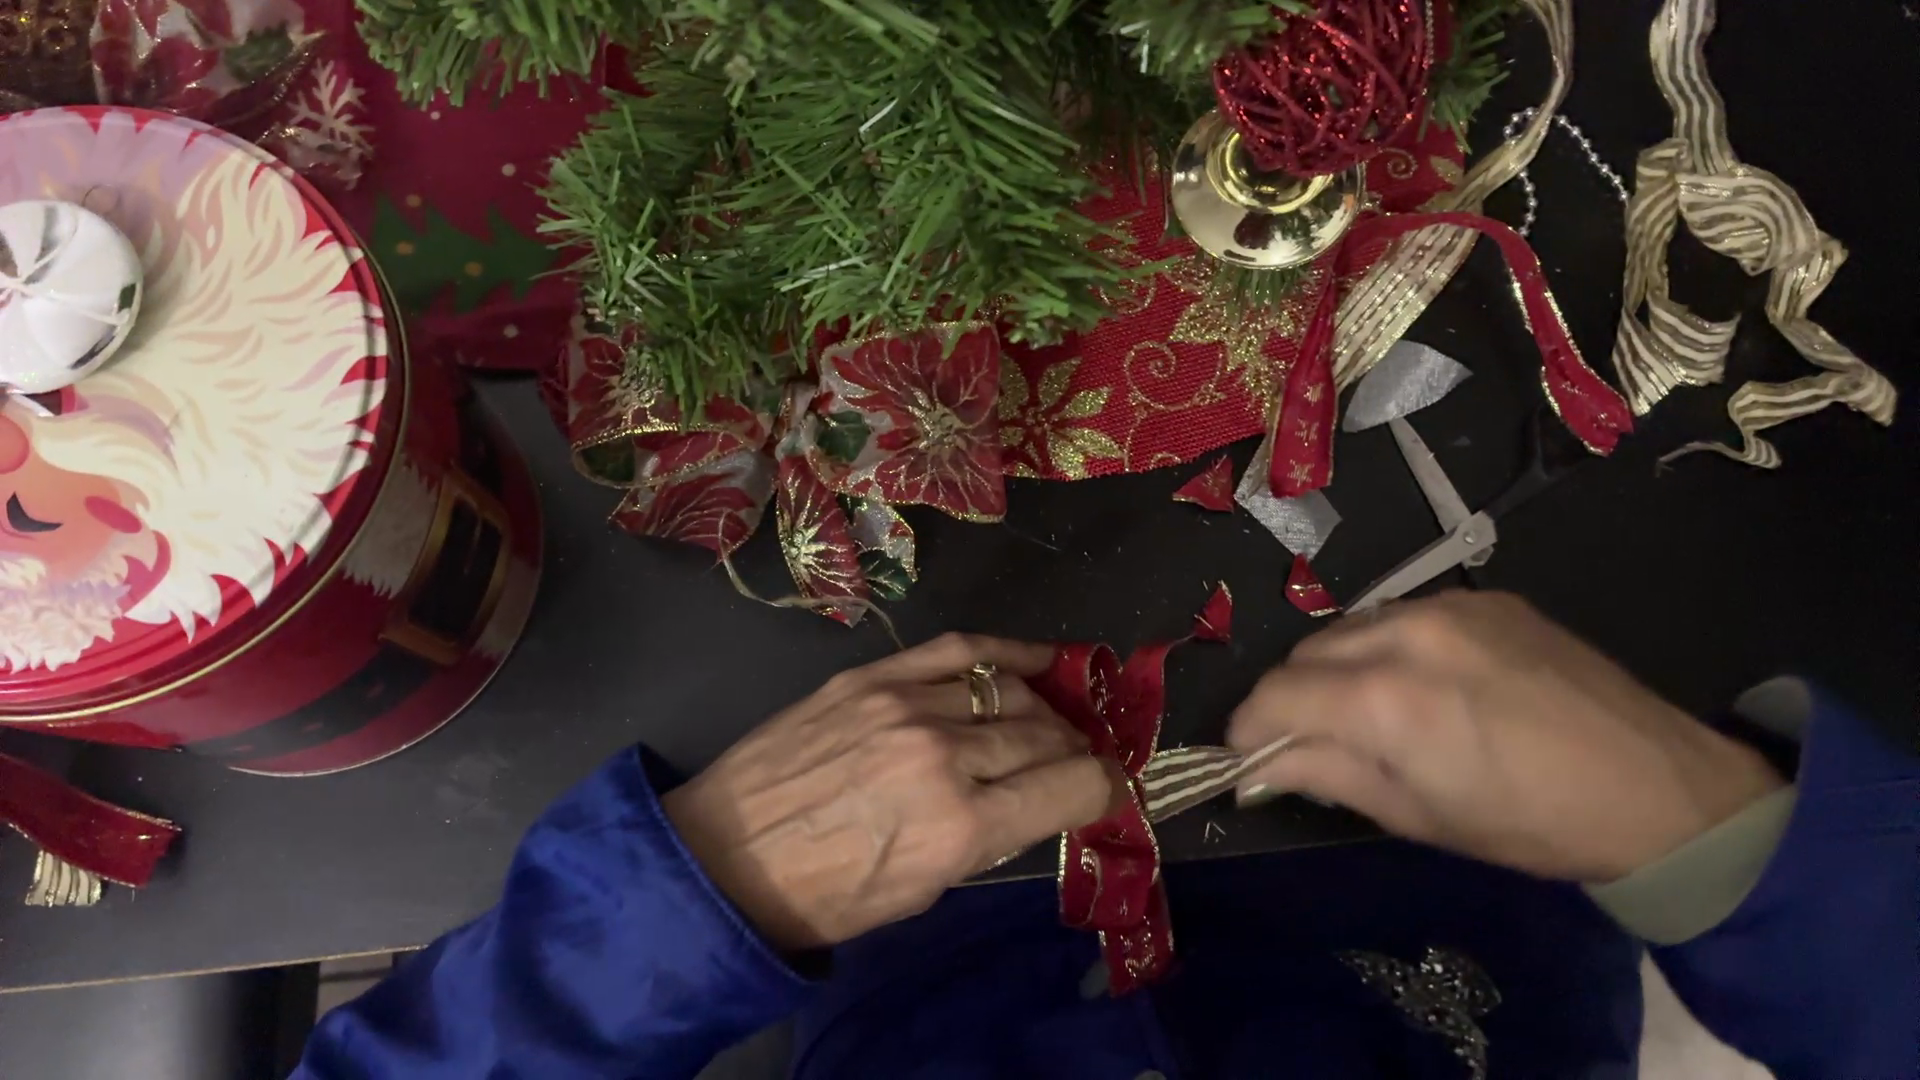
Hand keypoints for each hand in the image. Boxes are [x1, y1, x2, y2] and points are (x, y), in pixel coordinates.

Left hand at [663, 634, 1114, 949]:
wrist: (726, 855)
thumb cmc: (827, 895)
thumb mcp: (922, 892)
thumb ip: (989, 838)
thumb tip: (1038, 795)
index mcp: (962, 829)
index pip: (1074, 787)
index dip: (1104, 787)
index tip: (1106, 787)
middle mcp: (945, 756)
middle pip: (1046, 734)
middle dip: (1074, 749)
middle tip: (1074, 758)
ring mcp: (906, 705)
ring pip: (1009, 690)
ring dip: (1042, 708)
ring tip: (1045, 721)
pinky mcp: (874, 675)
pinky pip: (958, 648)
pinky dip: (1005, 650)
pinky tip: (1033, 658)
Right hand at [1228, 592, 1784, 882]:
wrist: (1665, 790)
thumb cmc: (1528, 823)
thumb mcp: (1412, 814)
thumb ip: (1321, 774)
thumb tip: (1256, 765)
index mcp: (1383, 700)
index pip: (1273, 696)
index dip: (1247, 728)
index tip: (1248, 754)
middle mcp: (1402, 634)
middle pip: (1301, 655)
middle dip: (1290, 698)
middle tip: (1311, 738)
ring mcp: (1444, 606)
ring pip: (1345, 629)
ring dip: (1334, 668)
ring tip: (1369, 708)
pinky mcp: (1480, 596)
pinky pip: (1398, 615)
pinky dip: (1384, 647)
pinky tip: (1424, 681)